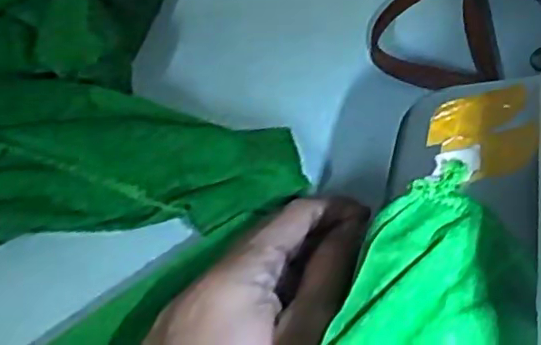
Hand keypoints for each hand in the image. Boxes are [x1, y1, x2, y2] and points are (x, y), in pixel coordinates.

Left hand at [147, 197, 367, 344]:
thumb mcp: (305, 333)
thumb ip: (331, 271)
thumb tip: (353, 225)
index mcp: (232, 276)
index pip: (297, 211)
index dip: (340, 208)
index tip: (369, 225)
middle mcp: (198, 284)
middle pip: (270, 234)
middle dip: (317, 234)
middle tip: (354, 251)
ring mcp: (178, 314)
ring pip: (249, 263)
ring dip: (292, 262)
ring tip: (326, 280)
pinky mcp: (170, 340)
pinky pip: (228, 292)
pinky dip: (265, 287)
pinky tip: (284, 310)